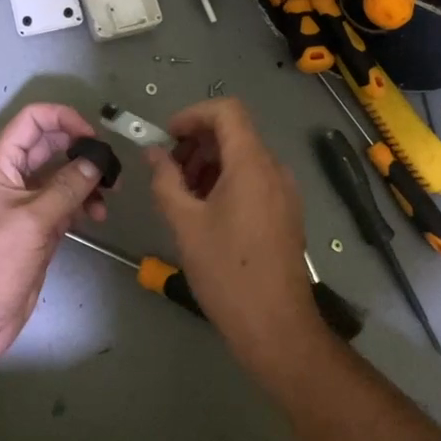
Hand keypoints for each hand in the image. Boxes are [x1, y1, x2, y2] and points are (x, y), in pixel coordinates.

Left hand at [0, 103, 108, 371]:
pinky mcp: (36, 228)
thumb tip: (96, 161)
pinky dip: (81, 204)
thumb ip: (68, 186)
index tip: (93, 136)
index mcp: (0, 162)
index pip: (32, 120)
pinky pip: (63, 203)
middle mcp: (11, 176)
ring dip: (85, 180)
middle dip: (80, 150)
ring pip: (59, 176)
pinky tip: (96, 214)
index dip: (63, 118)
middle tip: (111, 166)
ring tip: (109, 195)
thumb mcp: (34, 218)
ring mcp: (24, 203)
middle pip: (49, 145)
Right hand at [146, 99, 317, 370]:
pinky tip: (206, 213)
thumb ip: (165, 180)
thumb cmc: (227, 272)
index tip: (168, 137)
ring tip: (183, 195)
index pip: (226, 111)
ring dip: (209, 163)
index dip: (193, 115)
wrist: (277, 329)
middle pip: (234, 132)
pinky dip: (226, 181)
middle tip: (169, 171)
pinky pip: (254, 179)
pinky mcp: (286, 214)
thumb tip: (154, 153)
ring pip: (243, 156)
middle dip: (197, 142)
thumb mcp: (184, 223)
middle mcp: (274, 170)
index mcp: (251, 164)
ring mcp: (284, 193)